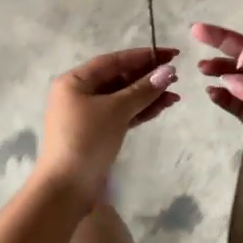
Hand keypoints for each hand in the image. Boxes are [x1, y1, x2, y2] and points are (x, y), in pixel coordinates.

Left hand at [33, 46, 180, 201]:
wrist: (66, 188)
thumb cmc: (86, 140)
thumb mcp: (115, 111)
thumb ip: (142, 90)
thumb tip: (168, 71)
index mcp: (75, 81)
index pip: (114, 61)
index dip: (143, 56)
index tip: (172, 54)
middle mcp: (79, 93)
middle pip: (118, 78)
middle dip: (148, 77)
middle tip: (176, 77)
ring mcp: (88, 115)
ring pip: (122, 98)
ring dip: (148, 96)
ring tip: (175, 95)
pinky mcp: (97, 133)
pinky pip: (121, 114)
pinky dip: (140, 111)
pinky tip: (161, 108)